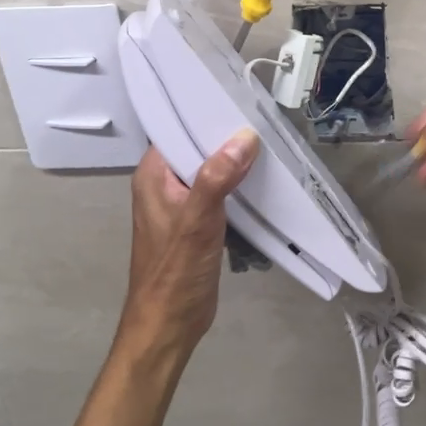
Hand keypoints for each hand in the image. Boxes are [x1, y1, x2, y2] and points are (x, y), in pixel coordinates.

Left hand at [120, 132, 258, 354]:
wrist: (169, 326)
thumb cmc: (174, 272)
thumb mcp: (197, 221)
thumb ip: (217, 178)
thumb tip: (245, 137)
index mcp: (153, 175)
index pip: (179, 127)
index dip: (208, 112)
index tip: (242, 98)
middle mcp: (165, 183)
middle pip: (199, 146)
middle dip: (230, 136)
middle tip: (266, 117)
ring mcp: (182, 202)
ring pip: (213, 168)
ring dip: (238, 160)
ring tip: (271, 141)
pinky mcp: (199, 220)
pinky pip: (222, 189)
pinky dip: (240, 183)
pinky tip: (265, 177)